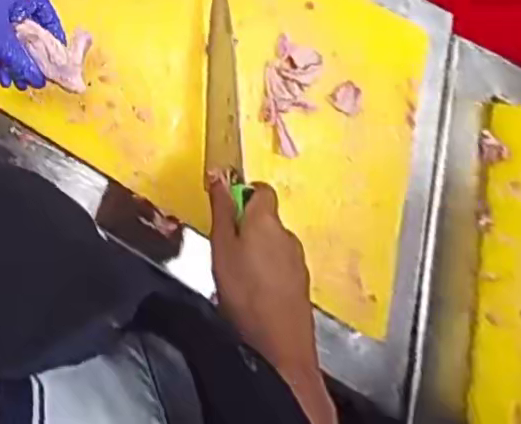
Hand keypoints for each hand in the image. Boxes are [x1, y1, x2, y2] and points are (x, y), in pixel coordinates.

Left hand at [0, 0, 63, 89]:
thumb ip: (20, 59)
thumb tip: (38, 77)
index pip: (43, 8)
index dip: (54, 28)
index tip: (59, 49)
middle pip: (29, 25)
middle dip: (35, 51)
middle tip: (41, 69)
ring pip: (13, 36)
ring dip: (18, 58)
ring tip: (22, 80)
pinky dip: (3, 57)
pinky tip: (4, 75)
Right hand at [208, 179, 335, 423]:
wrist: (279, 347)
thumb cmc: (243, 290)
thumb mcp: (221, 244)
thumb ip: (221, 208)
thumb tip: (219, 174)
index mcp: (267, 221)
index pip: (262, 189)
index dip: (242, 191)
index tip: (223, 204)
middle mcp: (288, 236)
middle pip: (265, 216)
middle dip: (243, 222)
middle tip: (221, 241)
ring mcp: (298, 261)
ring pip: (271, 240)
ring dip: (253, 245)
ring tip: (232, 267)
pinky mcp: (301, 284)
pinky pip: (279, 261)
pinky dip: (264, 265)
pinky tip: (250, 286)